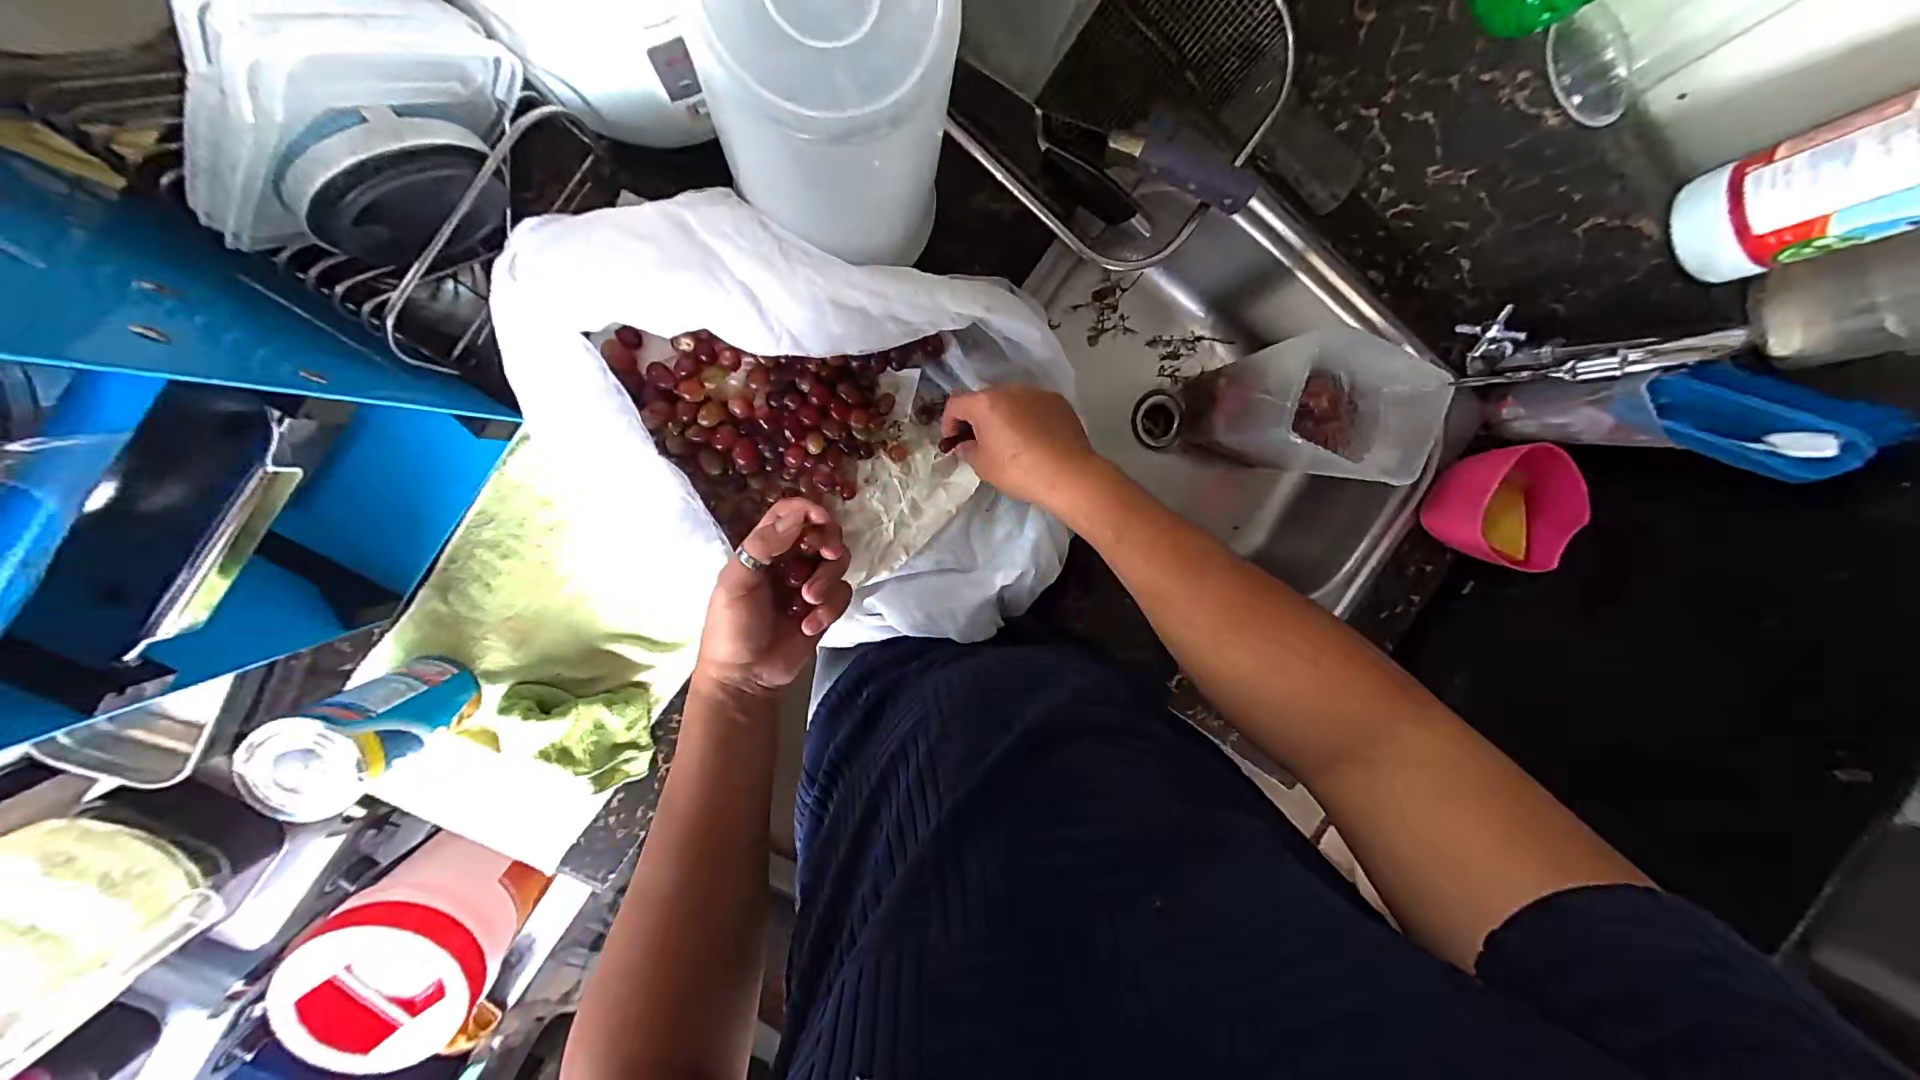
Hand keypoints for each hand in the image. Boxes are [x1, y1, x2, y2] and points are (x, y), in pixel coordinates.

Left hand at [693, 499, 852, 699]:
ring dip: (827, 580)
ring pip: (839, 562)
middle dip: (829, 544)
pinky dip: (830, 609)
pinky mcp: (824, 608)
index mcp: (764, 547)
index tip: (822, 521)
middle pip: (824, 533)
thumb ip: (763, 545)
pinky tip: (809, 626)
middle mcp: (790, 560)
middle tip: (826, 556)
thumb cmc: (731, 626)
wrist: (745, 676)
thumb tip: (798, 515)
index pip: (791, 512)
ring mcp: (809, 583)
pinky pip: (843, 594)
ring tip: (808, 602)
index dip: (810, 510)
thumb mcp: (736, 582)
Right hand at [941, 386, 1103, 509]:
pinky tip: (1034, 439)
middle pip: (984, 399)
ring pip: (1011, 401)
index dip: (948, 422)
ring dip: (1003, 416)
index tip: (951, 441)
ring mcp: (1036, 393)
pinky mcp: (1058, 401)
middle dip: (977, 418)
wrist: (1068, 474)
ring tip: (1009, 440)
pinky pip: (1033, 406)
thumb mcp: (983, 466)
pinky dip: (1027, 417)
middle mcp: (1010, 389)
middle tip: (978, 441)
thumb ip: (968, 449)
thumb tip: (966, 444)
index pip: (956, 404)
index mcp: (985, 403)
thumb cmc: (1018, 470)